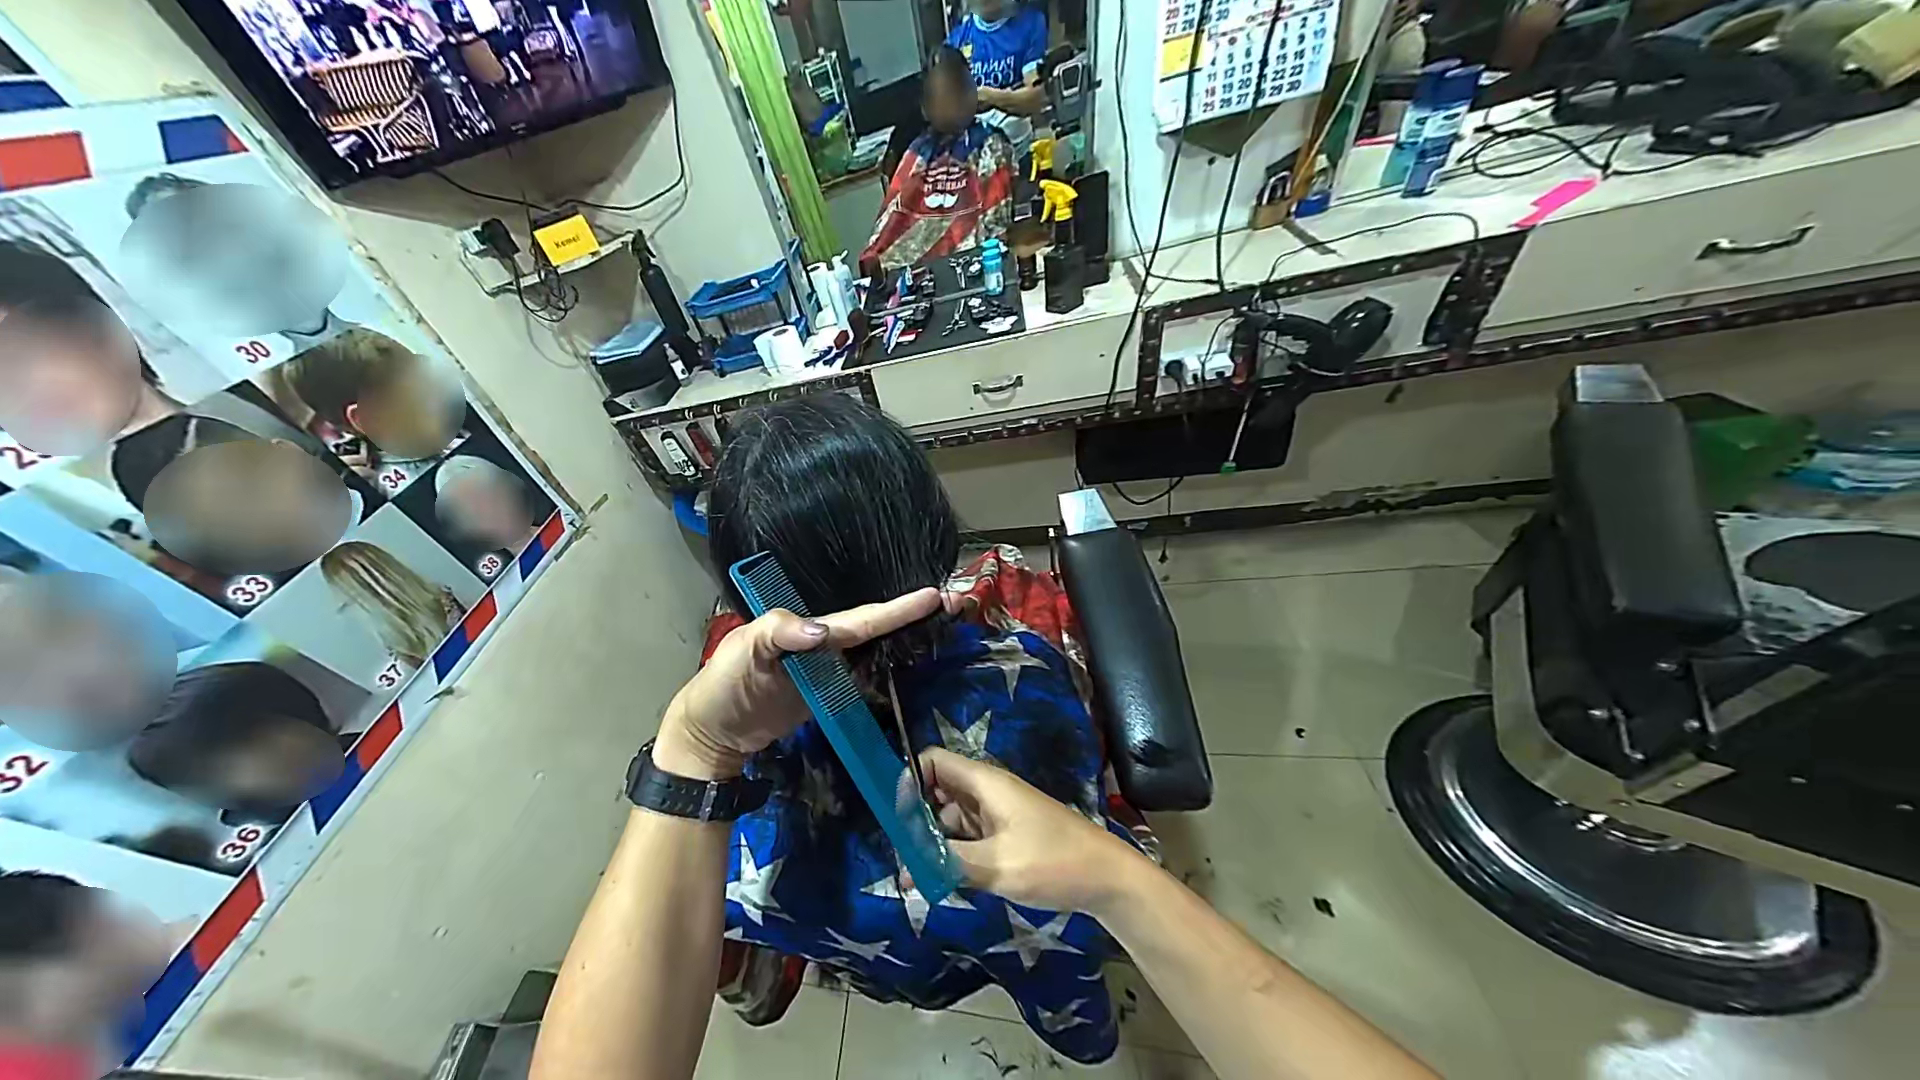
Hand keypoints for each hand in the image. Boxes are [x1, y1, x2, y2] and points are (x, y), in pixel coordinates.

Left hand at [653, 588, 943, 779]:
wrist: (715, 736)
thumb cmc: (722, 687)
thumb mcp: (741, 652)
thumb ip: (777, 632)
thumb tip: (823, 630)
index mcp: (804, 626)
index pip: (857, 619)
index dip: (894, 610)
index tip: (930, 596)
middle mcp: (823, 642)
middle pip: (874, 627)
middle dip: (911, 614)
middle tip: (951, 603)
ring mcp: (828, 669)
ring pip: (874, 647)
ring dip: (907, 634)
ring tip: (943, 623)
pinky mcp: (830, 693)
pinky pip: (865, 675)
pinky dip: (890, 662)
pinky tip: (914, 656)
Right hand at [918, 747, 1143, 914]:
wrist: (1107, 878)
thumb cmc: (1053, 862)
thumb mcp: (997, 865)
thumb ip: (948, 863)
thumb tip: (905, 869)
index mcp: (986, 783)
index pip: (933, 761)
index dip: (909, 781)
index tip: (895, 819)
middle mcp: (989, 791)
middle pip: (939, 789)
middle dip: (917, 817)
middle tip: (902, 854)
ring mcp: (999, 812)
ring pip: (953, 815)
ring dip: (935, 838)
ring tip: (917, 873)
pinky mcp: (1007, 833)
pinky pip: (969, 833)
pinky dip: (954, 850)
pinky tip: (944, 877)